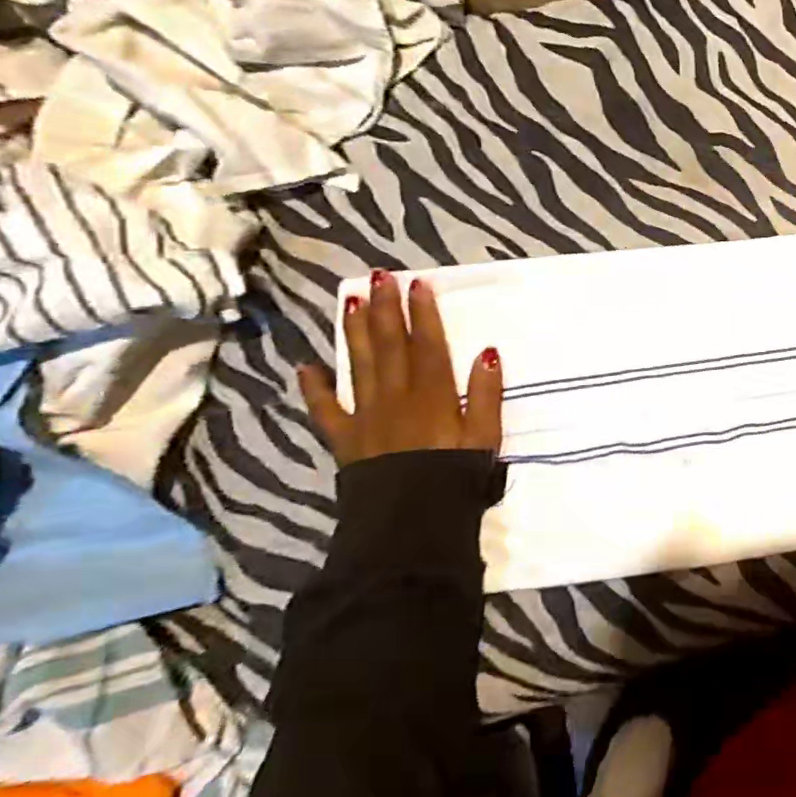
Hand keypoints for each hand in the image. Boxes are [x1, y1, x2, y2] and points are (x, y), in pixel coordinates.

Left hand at [298, 271, 502, 466]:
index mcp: (434, 394)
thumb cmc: (457, 474)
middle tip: (379, 277)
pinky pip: (327, 407)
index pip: (427, 344)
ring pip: (360, 364)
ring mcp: (366, 414)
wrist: (410, 519)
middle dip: (386, 309)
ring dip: (356, 331)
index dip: (423, 313)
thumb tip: (487, 352)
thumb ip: (486, 393)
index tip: (418, 284)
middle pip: (390, 346)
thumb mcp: (486, 435)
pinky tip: (308, 365)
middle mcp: (396, 396)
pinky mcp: (345, 436)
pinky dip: (315, 386)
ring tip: (351, 301)